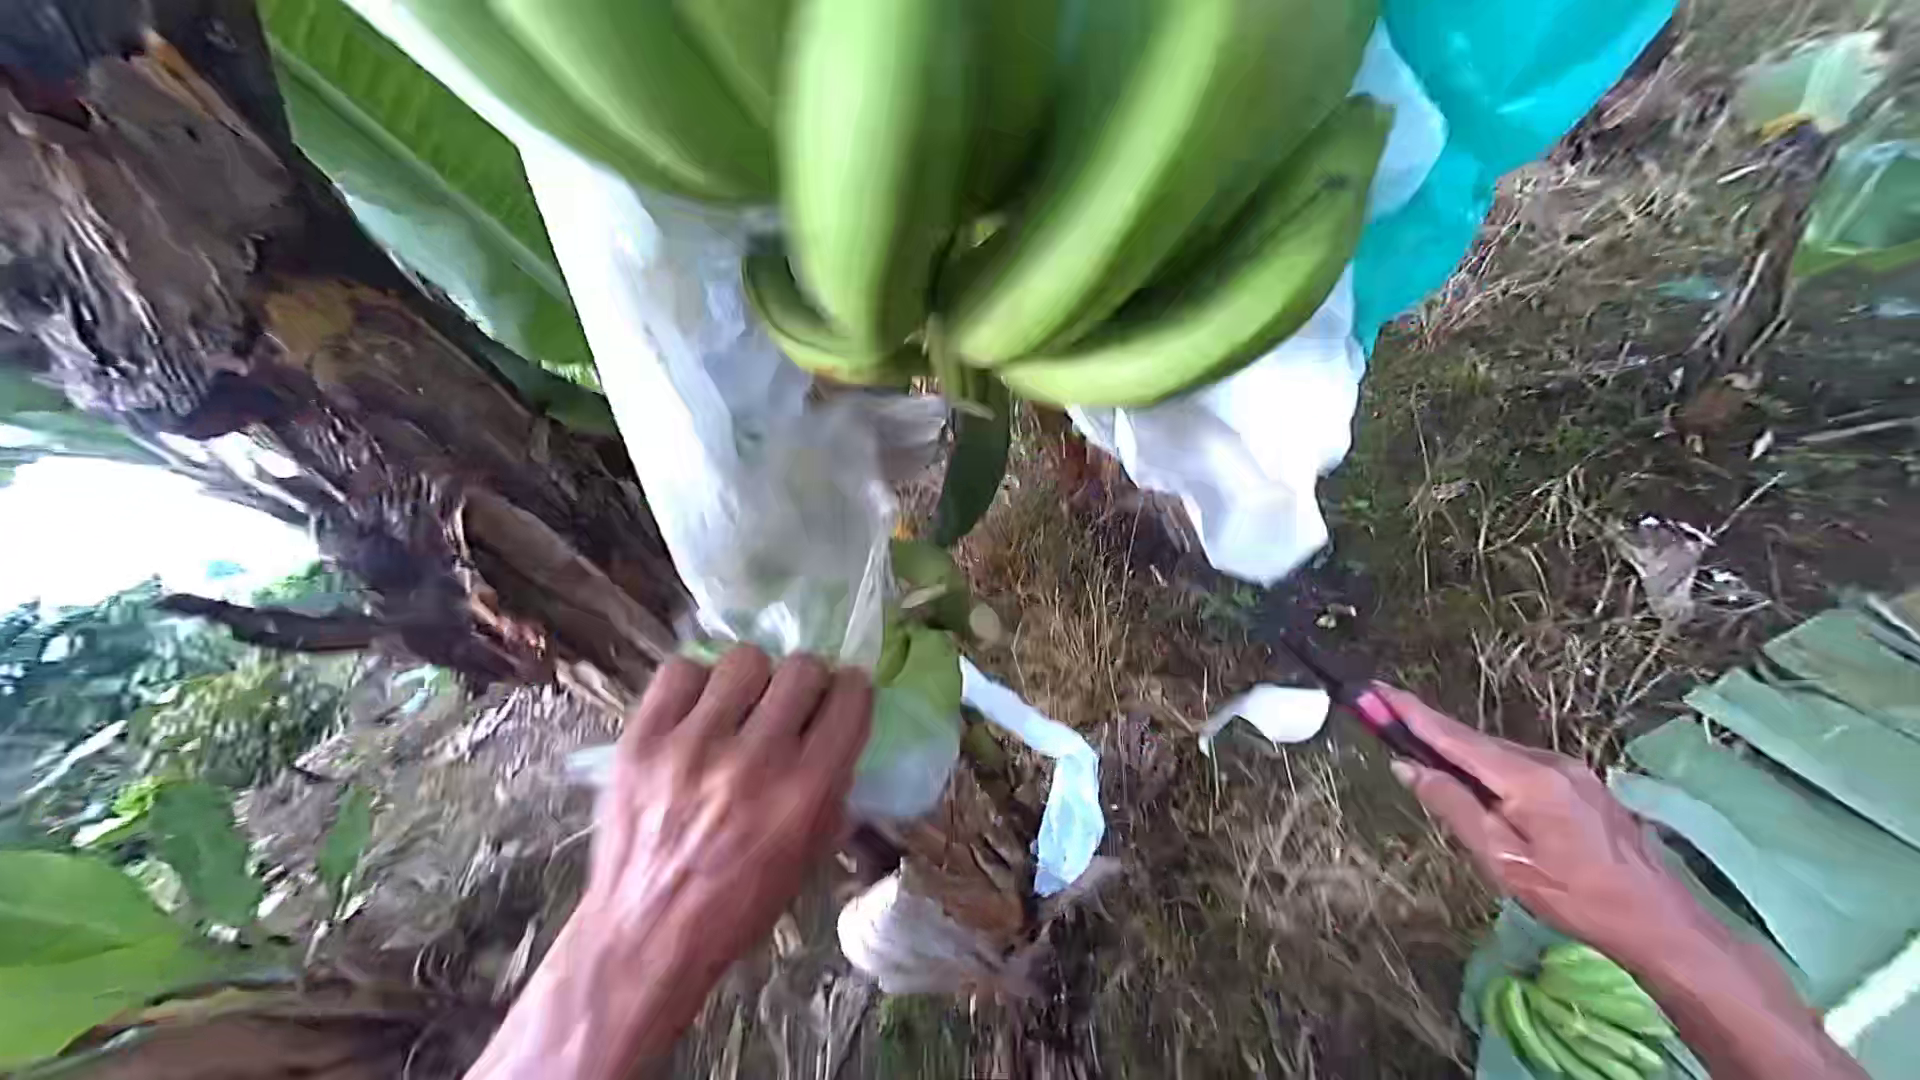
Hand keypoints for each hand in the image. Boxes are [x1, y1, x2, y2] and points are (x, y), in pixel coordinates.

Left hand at [581, 647, 871, 975]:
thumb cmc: (740, 904)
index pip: (850, 699)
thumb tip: (841, 725)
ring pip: (745, 659)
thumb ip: (835, 784)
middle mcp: (755, 761)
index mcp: (805, 792)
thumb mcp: (812, 852)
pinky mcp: (642, 740)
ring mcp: (693, 746)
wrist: (644, 939)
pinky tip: (697, 712)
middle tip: (792, 701)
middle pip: (802, 668)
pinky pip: (682, 671)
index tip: (842, 692)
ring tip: (740, 706)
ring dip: (753, 679)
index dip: (852, 687)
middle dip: (807, 680)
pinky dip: (696, 684)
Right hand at [1373, 685, 1703, 968]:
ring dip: (1458, 754)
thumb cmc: (1577, 897)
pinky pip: (1518, 765)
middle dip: (1428, 732)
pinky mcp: (1581, 783)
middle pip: (1472, 740)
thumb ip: (1451, 805)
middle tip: (1386, 724)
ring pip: (1496, 753)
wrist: (1668, 928)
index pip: (1452, 735)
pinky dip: (1487, 768)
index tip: (1374, 688)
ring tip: (1430, 767)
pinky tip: (1480, 788)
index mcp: (1527, 777)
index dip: (1409, 710)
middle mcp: (1548, 761)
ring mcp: (1570, 770)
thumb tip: (1406, 766)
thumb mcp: (1501, 857)